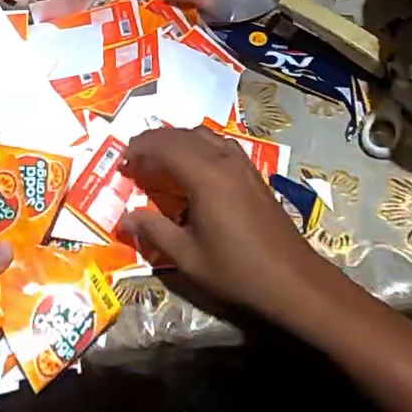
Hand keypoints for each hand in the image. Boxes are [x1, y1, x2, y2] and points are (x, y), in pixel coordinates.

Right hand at [119, 127, 348, 320]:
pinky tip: (191, 165)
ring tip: (158, 159)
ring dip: (178, 140)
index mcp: (206, 176)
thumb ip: (155, 231)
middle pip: (183, 135)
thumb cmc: (236, 270)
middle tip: (133, 158)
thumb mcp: (188, 257)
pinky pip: (220, 144)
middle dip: (155, 141)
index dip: (140, 149)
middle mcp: (224, 160)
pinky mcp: (253, 171)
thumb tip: (126, 217)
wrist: (289, 276)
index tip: (121, 162)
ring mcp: (242, 163)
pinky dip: (198, 145)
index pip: (166, 146)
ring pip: (203, 135)